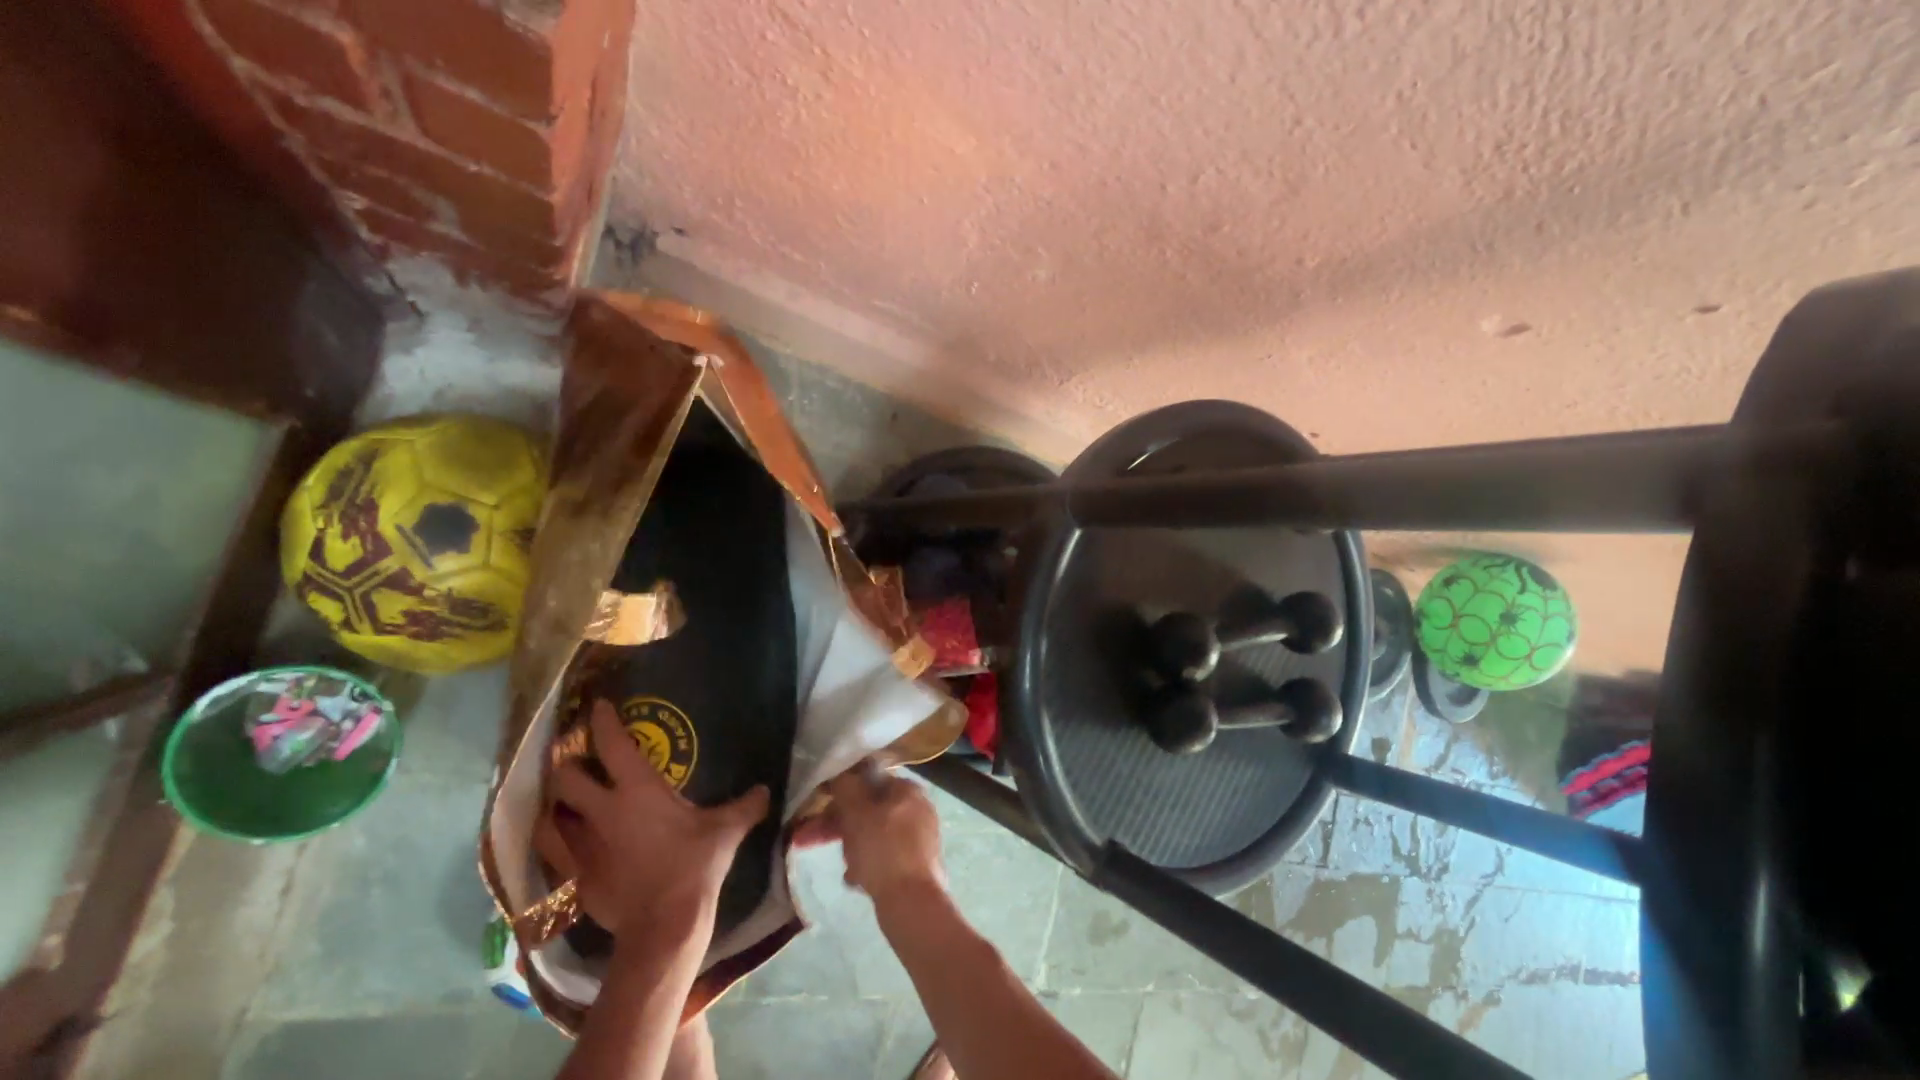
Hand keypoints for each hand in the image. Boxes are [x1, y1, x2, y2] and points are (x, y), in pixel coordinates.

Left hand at [536, 700, 769, 940]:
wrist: (663, 924)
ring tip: (562, 800)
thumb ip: (744, 807)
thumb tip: (765, 790)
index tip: (598, 708)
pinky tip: (558, 838)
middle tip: (575, 762)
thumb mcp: (725, 832)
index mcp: (638, 789)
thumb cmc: (694, 867)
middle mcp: (602, 809)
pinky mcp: (572, 875)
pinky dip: (551, 838)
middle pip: (566, 776)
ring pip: (550, 813)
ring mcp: (581, 844)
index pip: (611, 744)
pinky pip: (549, 850)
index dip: (602, 721)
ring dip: (554, 803)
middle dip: (566, 765)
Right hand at [812, 764, 946, 906]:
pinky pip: (884, 857)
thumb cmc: (882, 850)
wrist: (912, 903)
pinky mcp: (918, 865)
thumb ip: (845, 787)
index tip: (815, 807)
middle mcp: (918, 809)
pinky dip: (867, 865)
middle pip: (868, 810)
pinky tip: (854, 881)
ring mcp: (920, 839)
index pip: (868, 780)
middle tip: (806, 839)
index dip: (839, 792)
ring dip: (851, 847)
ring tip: (841, 867)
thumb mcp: (856, 813)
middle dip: (837, 825)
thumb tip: (840, 773)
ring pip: (873, 835)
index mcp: (908, 790)